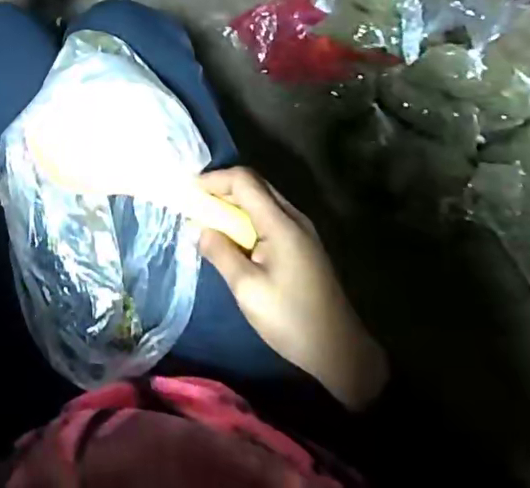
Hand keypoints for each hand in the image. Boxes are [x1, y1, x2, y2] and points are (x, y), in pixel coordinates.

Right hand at [198, 168, 388, 410]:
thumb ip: (221, 254)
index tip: (189, 192)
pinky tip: (234, 237)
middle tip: (195, 205)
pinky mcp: (303, 244)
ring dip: (235, 203)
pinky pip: (271, 216)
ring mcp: (301, 230)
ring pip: (263, 199)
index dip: (215, 180)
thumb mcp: (248, 290)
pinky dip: (248, 217)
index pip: (244, 181)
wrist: (340, 350)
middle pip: (255, 185)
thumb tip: (198, 228)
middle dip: (223, 188)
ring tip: (209, 220)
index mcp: (280, 223)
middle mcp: (293, 217)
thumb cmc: (291, 319)